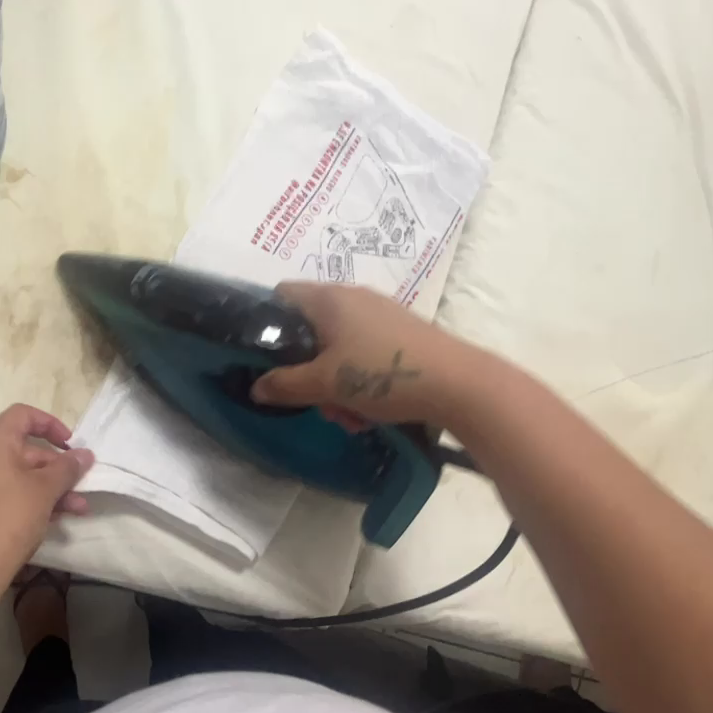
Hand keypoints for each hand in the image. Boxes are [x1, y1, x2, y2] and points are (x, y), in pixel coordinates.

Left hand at [0, 405, 94, 579]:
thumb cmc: (10, 519)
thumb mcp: (45, 491)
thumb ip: (68, 468)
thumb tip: (85, 454)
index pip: (22, 415)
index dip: (51, 424)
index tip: (71, 445)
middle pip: (23, 449)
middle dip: (57, 467)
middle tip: (81, 487)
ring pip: (18, 476)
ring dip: (50, 489)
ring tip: (77, 510)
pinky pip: (6, 494)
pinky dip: (30, 500)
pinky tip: (53, 520)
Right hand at [251, 283, 473, 425]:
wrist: (456, 384)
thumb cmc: (381, 375)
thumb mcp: (325, 384)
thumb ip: (285, 385)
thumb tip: (256, 388)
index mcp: (329, 298)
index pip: (281, 295)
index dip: (266, 323)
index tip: (265, 358)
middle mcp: (353, 299)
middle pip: (310, 332)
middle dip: (307, 372)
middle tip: (315, 402)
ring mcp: (380, 316)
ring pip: (338, 351)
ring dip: (335, 388)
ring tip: (350, 417)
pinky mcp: (400, 337)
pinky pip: (364, 357)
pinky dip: (360, 385)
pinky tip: (371, 413)